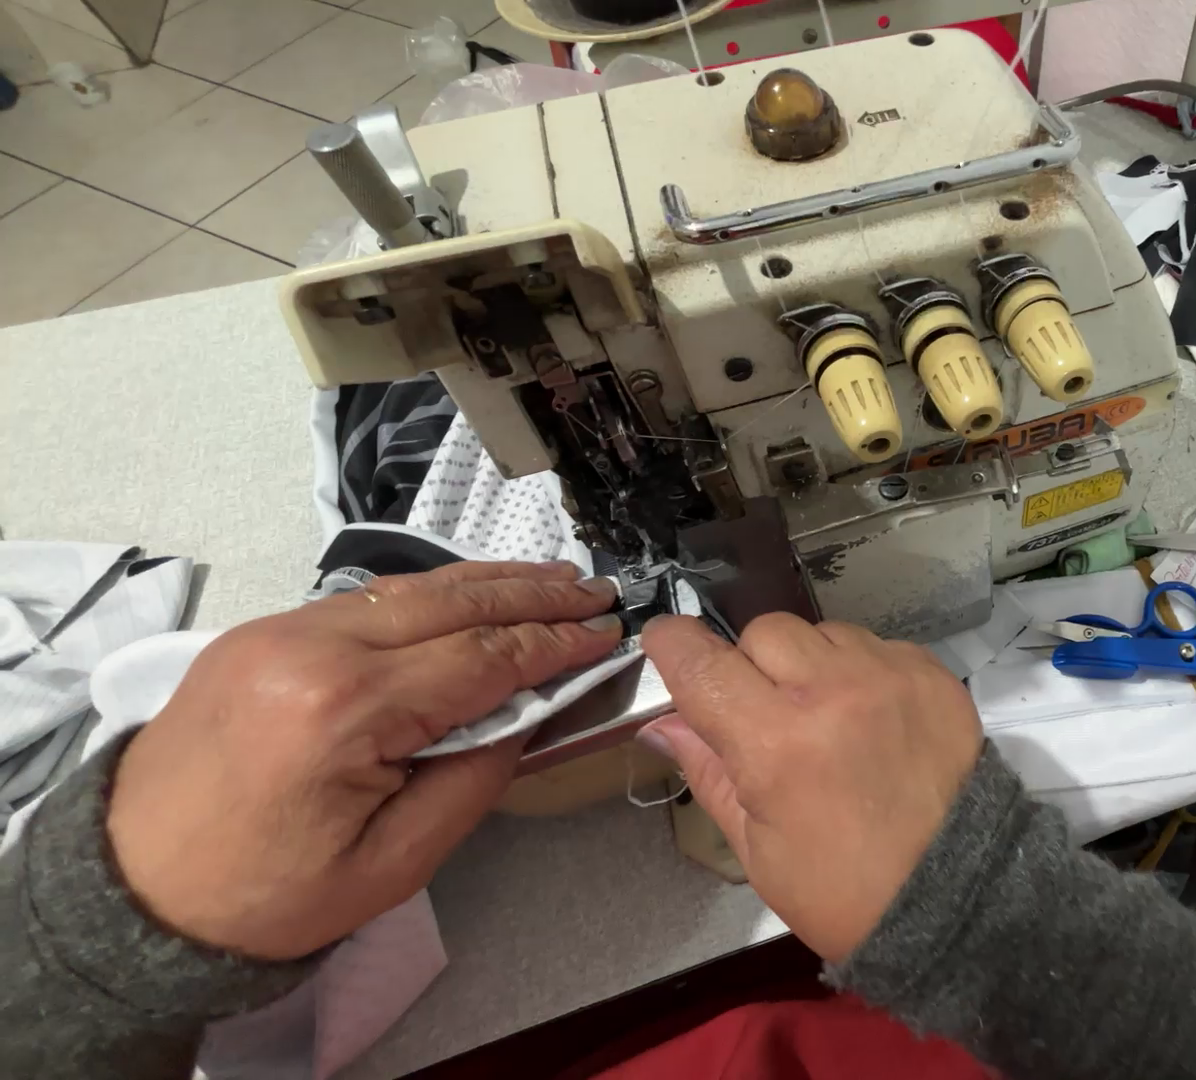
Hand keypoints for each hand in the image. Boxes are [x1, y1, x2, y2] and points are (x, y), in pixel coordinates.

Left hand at [107, 561, 622, 960]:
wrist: (129, 903)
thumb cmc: (277, 894)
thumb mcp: (404, 854)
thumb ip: (484, 767)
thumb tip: (534, 702)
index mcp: (343, 709)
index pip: (484, 656)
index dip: (556, 643)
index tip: (608, 634)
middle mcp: (309, 648)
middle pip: (457, 604)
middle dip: (541, 596)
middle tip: (599, 593)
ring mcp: (278, 630)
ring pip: (419, 587)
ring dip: (498, 581)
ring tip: (559, 577)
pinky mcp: (265, 632)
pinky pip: (377, 597)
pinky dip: (444, 591)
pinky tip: (484, 590)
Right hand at [639, 614, 982, 963]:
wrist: (953, 887)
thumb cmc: (843, 886)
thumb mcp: (756, 847)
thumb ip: (707, 769)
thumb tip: (663, 721)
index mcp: (777, 742)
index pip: (703, 663)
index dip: (673, 644)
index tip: (665, 640)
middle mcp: (832, 689)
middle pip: (764, 630)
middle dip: (751, 663)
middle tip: (770, 710)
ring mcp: (889, 672)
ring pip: (822, 630)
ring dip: (811, 662)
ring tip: (830, 712)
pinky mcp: (930, 670)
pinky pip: (875, 643)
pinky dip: (862, 668)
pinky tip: (874, 714)